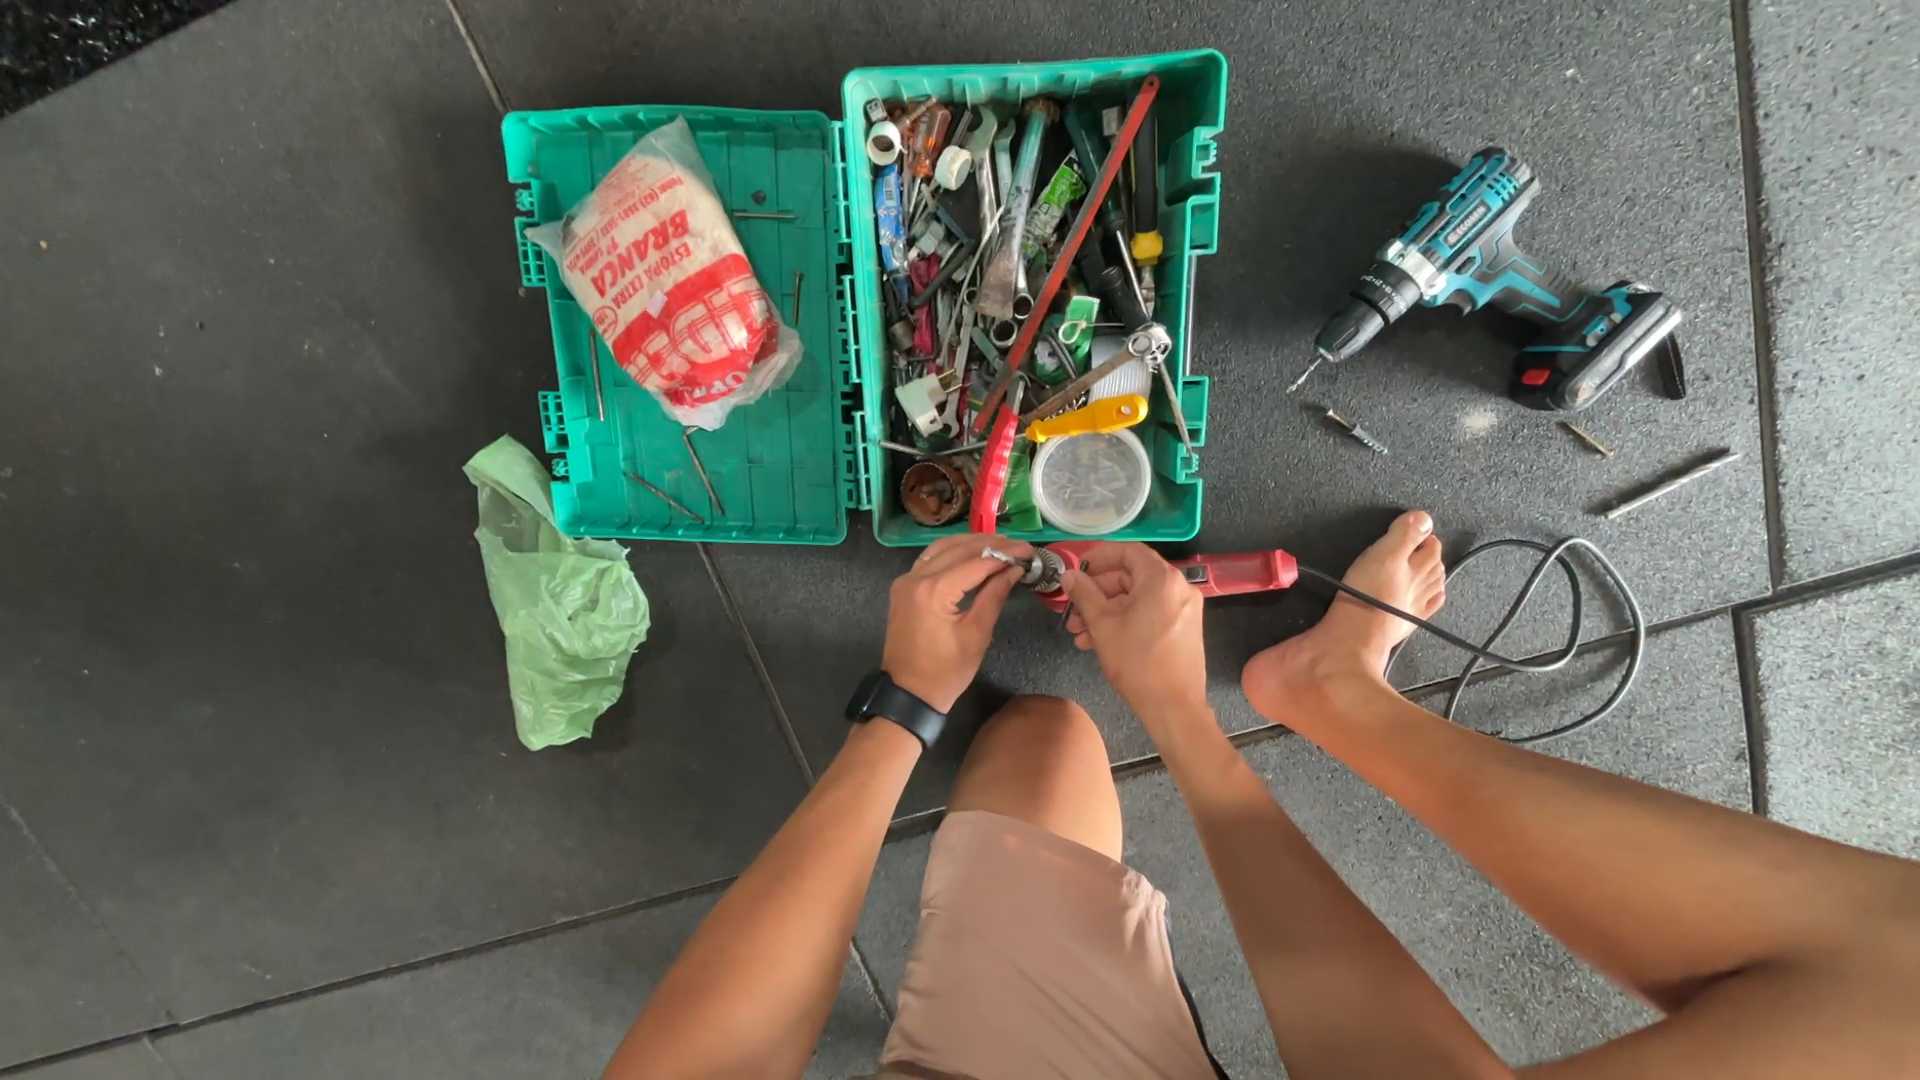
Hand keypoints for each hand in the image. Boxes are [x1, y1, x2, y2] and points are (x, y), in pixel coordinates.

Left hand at [881, 534, 1033, 712]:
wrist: (907, 693)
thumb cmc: (946, 672)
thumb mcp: (977, 634)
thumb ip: (994, 595)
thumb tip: (1014, 569)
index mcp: (933, 591)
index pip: (975, 562)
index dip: (1005, 554)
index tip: (1028, 551)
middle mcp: (916, 578)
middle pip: (958, 549)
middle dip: (991, 545)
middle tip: (1019, 547)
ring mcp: (906, 580)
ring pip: (942, 548)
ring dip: (971, 544)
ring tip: (1001, 546)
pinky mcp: (904, 586)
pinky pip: (930, 558)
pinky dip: (953, 552)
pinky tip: (973, 553)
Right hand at [1063, 542, 1208, 722]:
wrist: (1173, 706)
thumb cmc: (1136, 661)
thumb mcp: (1102, 624)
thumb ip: (1084, 593)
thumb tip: (1070, 575)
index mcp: (1161, 579)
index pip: (1128, 551)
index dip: (1099, 556)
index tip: (1078, 570)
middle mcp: (1178, 587)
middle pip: (1131, 576)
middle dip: (1098, 592)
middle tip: (1073, 609)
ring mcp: (1184, 609)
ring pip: (1137, 599)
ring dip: (1107, 611)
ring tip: (1080, 633)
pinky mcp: (1184, 629)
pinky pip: (1150, 614)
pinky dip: (1125, 621)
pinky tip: (1099, 641)